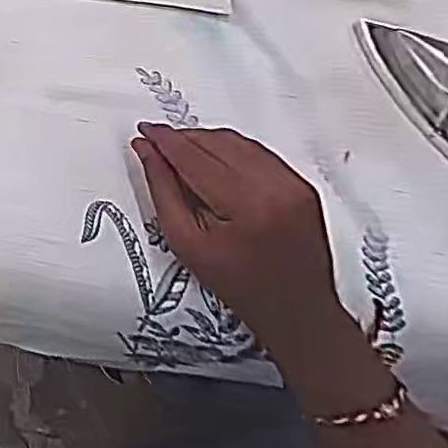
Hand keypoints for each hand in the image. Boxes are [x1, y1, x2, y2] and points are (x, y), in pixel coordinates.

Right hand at [130, 124, 344, 349]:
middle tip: (158, 144)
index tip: (146, 132)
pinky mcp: (301, 184)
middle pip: (215, 142)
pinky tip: (215, 163)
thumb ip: (162, 189)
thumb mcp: (186, 243)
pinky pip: (257, 151)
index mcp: (247, 205)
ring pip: (236, 141)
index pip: (193, 156)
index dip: (164, 140)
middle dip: (182, 139)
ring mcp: (292, 184)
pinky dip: (230, 150)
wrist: (298, 314)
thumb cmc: (242, 287)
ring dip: (205, 141)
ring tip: (183, 155)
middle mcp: (276, 188)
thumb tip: (147, 151)